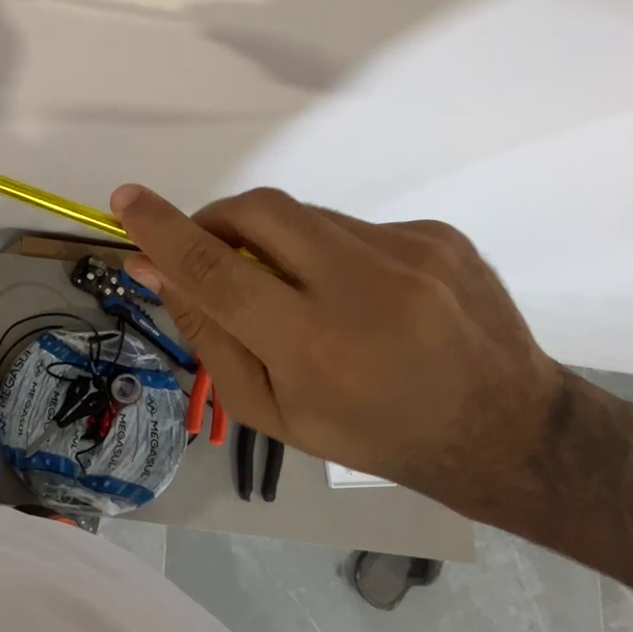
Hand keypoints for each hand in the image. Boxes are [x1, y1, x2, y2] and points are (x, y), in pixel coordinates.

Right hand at [111, 184, 565, 507]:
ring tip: (302, 293)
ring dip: (275, 243)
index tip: (126, 199)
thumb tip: (154, 269)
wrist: (506, 430)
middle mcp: (365, 289)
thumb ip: (206, 334)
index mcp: (315, 348)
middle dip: (216, 220)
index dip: (163, 231)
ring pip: (302, 217)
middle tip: (210, 251)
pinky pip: (349, 225)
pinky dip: (328, 251)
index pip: (216, 272)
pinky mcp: (437, 236)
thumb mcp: (269, 408)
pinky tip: (358, 296)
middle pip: (257, 212)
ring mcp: (409, 254)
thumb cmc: (367, 432)